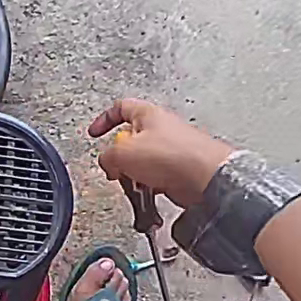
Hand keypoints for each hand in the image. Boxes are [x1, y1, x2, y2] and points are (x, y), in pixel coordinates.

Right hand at [89, 99, 234, 209]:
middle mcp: (162, 129)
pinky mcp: (179, 171)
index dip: (104, 120)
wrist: (205, 179)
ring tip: (136, 184)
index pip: (120, 108)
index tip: (95, 133)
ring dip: (134, 176)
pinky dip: (149, 186)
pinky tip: (150, 192)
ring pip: (142, 163)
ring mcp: (172, 150)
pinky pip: (155, 178)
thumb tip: (107, 163)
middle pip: (130, 141)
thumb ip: (107, 156)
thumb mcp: (123, 153)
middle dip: (119, 158)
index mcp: (148, 114)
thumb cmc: (171, 157)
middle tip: (116, 169)